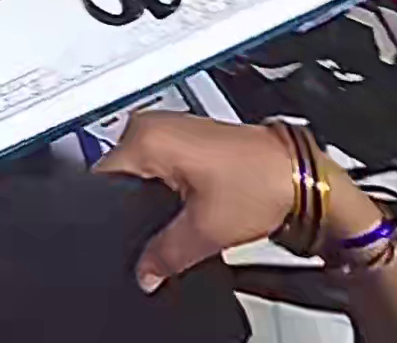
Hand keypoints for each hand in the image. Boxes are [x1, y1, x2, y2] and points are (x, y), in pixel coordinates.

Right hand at [93, 113, 299, 292]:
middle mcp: (150, 123)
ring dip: (149, 194)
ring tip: (178, 212)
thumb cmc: (257, 183)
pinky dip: (164, 183)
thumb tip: (144, 272)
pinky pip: (155, 158)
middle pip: (120, 173)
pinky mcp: (180, 132)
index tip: (123, 233)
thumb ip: (164, 255)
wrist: (292, 172)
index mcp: (146, 138)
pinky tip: (185, 200)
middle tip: (160, 228)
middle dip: (133, 205)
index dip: (111, 211)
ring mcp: (165, 124)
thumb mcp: (204, 231)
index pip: (104, 177)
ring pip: (138, 167)